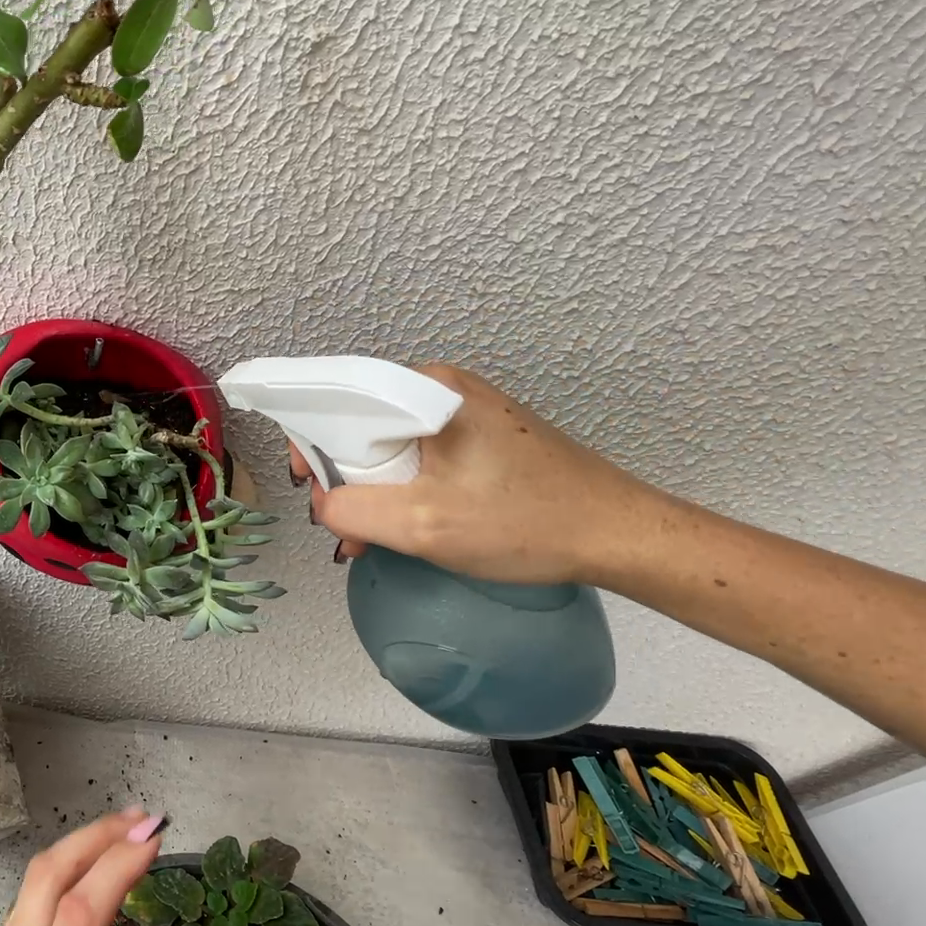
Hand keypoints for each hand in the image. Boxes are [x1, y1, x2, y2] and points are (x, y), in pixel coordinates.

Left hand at [0, 808, 225, 925]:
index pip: (83, 910)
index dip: (120, 864)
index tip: (156, 836)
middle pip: (45, 881)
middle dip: (94, 838)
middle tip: (140, 820)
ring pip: (25, 894)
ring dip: (74, 858)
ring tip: (118, 843)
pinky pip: (17, 921)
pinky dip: (52, 890)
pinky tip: (78, 892)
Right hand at [293, 364, 657, 584]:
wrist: (619, 536)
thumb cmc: (526, 523)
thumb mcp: (420, 524)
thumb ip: (350, 511)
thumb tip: (326, 505)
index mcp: (426, 390)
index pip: (336, 399)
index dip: (308, 441)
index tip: (306, 484)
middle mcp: (442, 388)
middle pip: (359, 424)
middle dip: (339, 476)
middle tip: (340, 524)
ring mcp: (464, 411)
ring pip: (387, 445)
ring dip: (368, 489)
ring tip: (367, 537)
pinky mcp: (479, 435)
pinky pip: (417, 454)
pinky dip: (399, 487)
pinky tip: (400, 524)